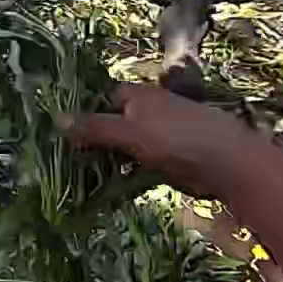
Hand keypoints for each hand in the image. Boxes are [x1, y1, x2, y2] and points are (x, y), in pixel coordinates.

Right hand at [66, 84, 268, 197]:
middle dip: (93, 138)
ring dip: (107, 158)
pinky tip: (110, 185)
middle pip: (112, 122)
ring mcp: (160, 134)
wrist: (226, 162)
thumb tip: (56, 118)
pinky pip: (138, 162)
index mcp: (136, 96)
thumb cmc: (174, 138)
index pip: (102, 98)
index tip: (61, 132)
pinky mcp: (170, 157)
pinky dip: (125, 172)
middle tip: (67, 158)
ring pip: (124, 144)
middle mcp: (147, 111)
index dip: (83, 112)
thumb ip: (94, 127)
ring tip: (81, 175)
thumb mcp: (127, 132)